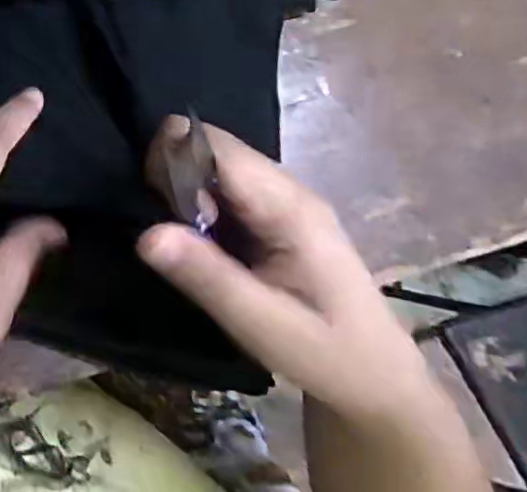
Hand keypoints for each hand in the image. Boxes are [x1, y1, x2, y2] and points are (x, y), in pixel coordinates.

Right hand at [136, 117, 434, 422]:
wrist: (382, 383)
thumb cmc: (327, 356)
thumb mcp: (263, 326)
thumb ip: (206, 277)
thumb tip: (145, 235)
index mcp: (287, 203)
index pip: (212, 143)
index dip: (174, 161)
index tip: (167, 211)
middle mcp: (284, 185)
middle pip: (209, 145)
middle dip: (176, 177)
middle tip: (182, 235)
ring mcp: (281, 195)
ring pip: (212, 161)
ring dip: (186, 191)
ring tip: (197, 244)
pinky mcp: (274, 209)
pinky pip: (222, 183)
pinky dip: (200, 203)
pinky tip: (211, 245)